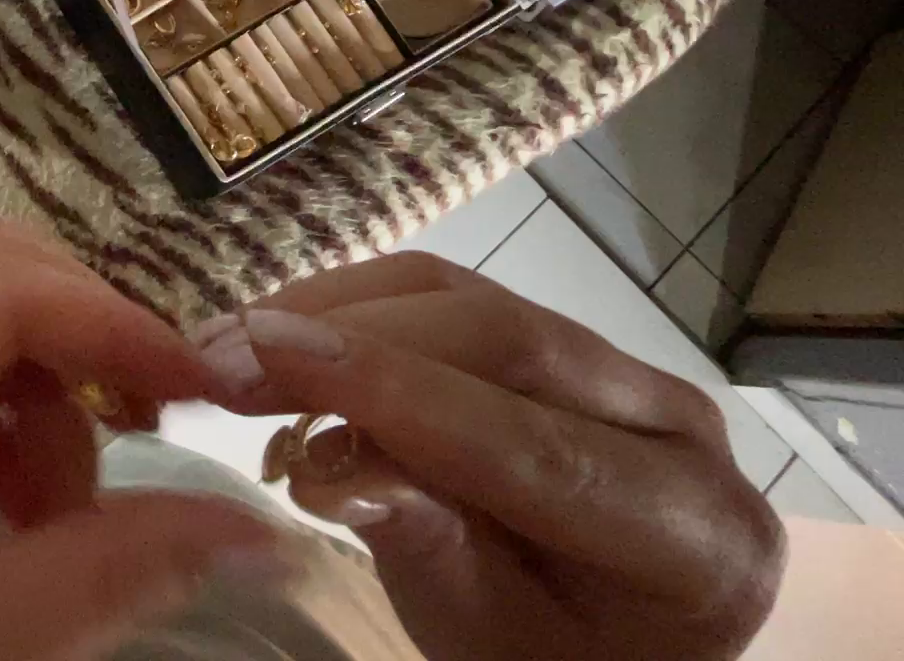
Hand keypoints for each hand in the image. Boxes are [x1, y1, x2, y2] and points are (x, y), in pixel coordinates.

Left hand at [0, 225, 278, 660]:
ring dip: (51, 397)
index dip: (117, 323)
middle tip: (151, 423)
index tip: (203, 389)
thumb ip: (119, 569)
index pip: (11, 287)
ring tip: (65, 513)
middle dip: (89, 339)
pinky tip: (18, 509)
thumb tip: (258, 527)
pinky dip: (13, 424)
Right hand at [193, 252, 784, 660]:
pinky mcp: (536, 327)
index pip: (524, 441)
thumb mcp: (475, 630)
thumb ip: (417, 543)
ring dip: (329, 304)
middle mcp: (667, 419)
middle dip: (345, 333)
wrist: (584, 622)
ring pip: (453, 291)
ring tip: (236, 338)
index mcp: (687, 533)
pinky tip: (282, 327)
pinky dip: (342, 300)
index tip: (264, 352)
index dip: (385, 388)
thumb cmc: (532, 647)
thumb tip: (320, 474)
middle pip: (496, 335)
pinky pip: (431, 288)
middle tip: (225, 353)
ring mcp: (603, 359)